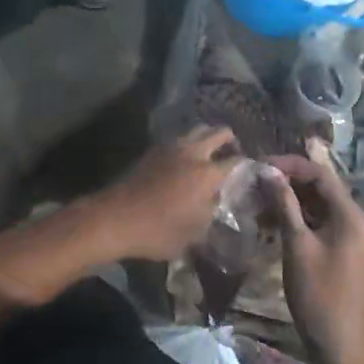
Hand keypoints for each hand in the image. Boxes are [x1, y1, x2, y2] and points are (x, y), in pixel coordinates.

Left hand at [91, 126, 240, 261]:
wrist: (115, 218)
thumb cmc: (157, 231)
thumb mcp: (192, 234)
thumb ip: (210, 213)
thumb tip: (217, 201)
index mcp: (207, 173)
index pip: (236, 161)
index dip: (245, 165)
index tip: (248, 171)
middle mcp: (194, 153)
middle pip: (220, 132)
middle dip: (230, 140)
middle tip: (231, 153)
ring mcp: (173, 146)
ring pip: (199, 129)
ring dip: (208, 137)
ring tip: (209, 153)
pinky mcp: (155, 148)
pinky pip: (180, 137)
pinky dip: (189, 142)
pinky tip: (186, 159)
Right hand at [266, 138, 363, 363]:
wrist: (344, 354)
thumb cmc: (320, 298)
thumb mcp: (298, 248)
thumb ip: (285, 206)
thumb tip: (270, 172)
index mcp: (353, 215)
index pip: (322, 175)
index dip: (292, 166)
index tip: (262, 165)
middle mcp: (360, 221)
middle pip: (324, 190)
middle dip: (291, 184)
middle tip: (259, 184)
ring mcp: (358, 239)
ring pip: (323, 209)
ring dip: (295, 204)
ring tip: (263, 203)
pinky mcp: (351, 255)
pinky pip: (327, 226)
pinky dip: (304, 222)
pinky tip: (279, 226)